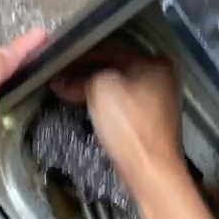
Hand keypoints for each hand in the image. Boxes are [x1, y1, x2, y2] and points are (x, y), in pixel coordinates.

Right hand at [53, 47, 183, 184]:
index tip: (58, 60)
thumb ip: (80, 78)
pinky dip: (103, 101)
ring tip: (66, 89)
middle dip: (86, 70)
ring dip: (92, 86)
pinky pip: (121, 103)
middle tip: (59, 75)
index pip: (111, 48)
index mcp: (154, 61)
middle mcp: (160, 77)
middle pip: (115, 66)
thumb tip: (60, 81)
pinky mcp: (149, 121)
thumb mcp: (100, 88)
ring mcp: (157, 100)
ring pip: (118, 85)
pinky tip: (85, 104)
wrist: (150, 170)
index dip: (81, 54)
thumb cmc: (128, 123)